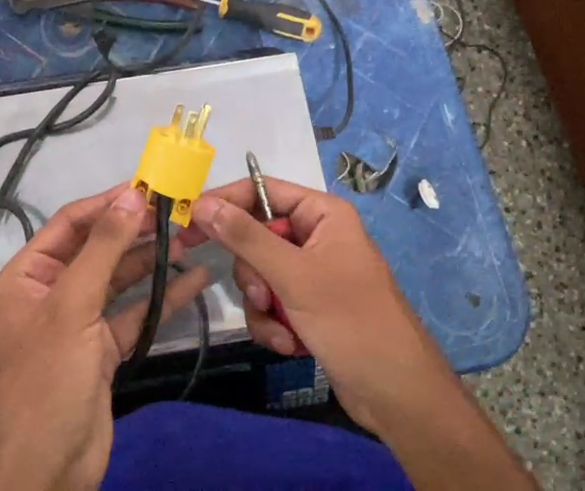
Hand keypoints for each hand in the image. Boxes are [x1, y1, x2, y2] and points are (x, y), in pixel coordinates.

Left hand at [0, 185, 208, 490]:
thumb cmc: (48, 378)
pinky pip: (135, 313)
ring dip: (155, 260)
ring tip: (195, 237)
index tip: (150, 187)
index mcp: (30, 274)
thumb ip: (103, 249)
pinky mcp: (103, 350)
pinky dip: (162, 297)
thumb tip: (131, 196)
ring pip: (121, 279)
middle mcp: (53, 290)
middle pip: (99, 248)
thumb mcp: (72, 306)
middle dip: (138, 231)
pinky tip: (195, 279)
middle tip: (182, 211)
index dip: (108, 203)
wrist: (45, 469)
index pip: (71, 223)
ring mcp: (79, 321)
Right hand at [178, 176, 457, 433]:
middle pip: (254, 236)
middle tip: (260, 295)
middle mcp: (317, 236)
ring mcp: (313, 273)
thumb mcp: (293, 276)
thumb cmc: (352, 322)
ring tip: (282, 328)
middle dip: (252, 273)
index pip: (260, 191)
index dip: (224, 203)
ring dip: (262, 306)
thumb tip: (202, 203)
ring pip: (258, 274)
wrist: (397, 394)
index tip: (187, 223)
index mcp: (322, 213)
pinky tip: (291, 345)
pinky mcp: (309, 307)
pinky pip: (270, 303)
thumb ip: (245, 237)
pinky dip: (272, 324)